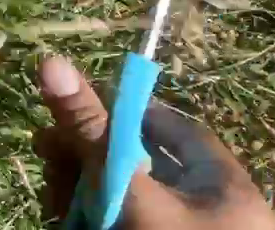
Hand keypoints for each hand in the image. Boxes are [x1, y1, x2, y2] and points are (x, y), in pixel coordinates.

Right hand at [35, 56, 274, 228]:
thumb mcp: (128, 193)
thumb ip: (91, 129)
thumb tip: (51, 60)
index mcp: (227, 190)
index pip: (173, 126)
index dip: (123, 109)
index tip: (77, 107)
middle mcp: (213, 211)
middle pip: (138, 156)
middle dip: (82, 151)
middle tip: (47, 154)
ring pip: (121, 189)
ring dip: (77, 184)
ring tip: (55, 200)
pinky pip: (120, 218)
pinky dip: (87, 213)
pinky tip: (64, 219)